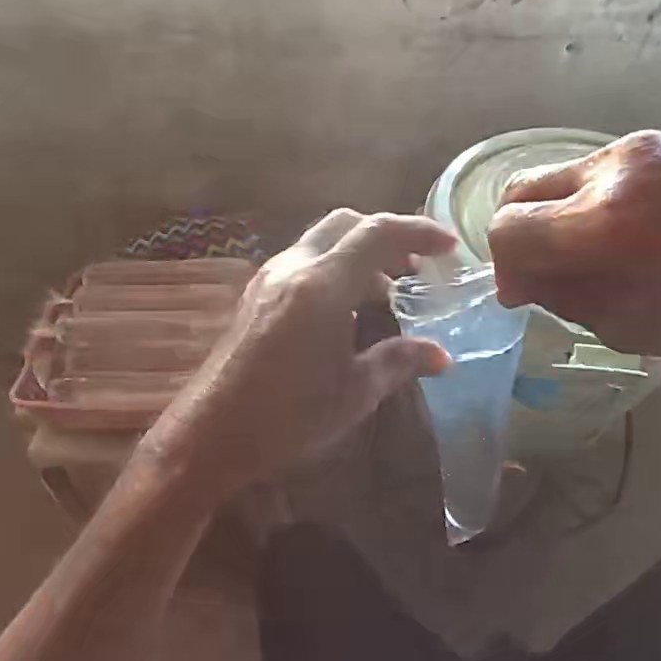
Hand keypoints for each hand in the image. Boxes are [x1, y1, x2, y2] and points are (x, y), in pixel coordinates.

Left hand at [143, 210, 457, 497]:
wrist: (210, 436)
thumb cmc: (288, 416)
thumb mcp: (354, 393)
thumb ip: (399, 361)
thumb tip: (441, 356)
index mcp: (322, 286)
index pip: (378, 233)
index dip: (419, 232)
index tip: (450, 247)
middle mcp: (293, 268)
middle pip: (347, 224)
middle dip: (387, 236)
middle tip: (417, 267)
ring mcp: (269, 279)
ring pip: (322, 242)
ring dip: (360, 255)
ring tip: (389, 293)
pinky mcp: (256, 296)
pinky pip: (304, 263)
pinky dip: (336, 270)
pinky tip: (348, 311)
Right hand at [487, 130, 660, 356]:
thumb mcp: (636, 326)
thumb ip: (566, 297)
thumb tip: (522, 282)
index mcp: (608, 220)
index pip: (508, 229)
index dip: (504, 268)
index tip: (522, 298)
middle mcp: (614, 167)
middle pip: (519, 191)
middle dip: (520, 239)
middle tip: (544, 279)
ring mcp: (640, 147)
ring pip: (555, 179)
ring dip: (553, 221)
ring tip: (590, 262)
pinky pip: (594, 175)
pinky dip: (584, 207)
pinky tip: (622, 241)